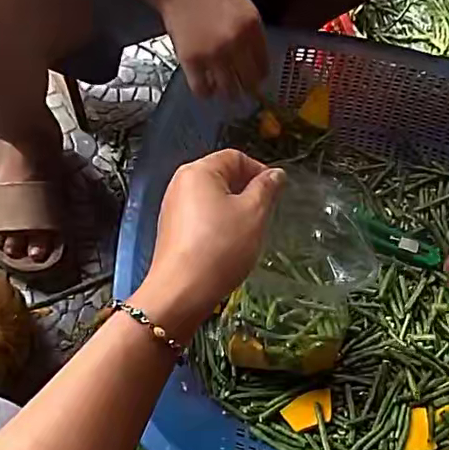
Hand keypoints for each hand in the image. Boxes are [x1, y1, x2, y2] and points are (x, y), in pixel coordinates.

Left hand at [134, 149, 284, 331]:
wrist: (182, 292)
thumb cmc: (218, 249)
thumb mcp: (253, 214)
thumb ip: (266, 189)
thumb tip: (275, 175)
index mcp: (198, 171)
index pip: (236, 157)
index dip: (260, 171)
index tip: (276, 192)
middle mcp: (180, 185)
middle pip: (222, 177)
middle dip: (247, 193)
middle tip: (264, 215)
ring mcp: (173, 209)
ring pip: (212, 201)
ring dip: (234, 213)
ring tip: (246, 235)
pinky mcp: (172, 233)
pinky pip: (201, 220)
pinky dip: (218, 228)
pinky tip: (228, 248)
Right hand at [153, 0, 268, 99]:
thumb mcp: (243, 9)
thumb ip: (252, 36)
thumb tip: (256, 67)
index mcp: (252, 28)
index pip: (263, 68)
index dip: (258, 78)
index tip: (253, 81)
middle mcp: (235, 42)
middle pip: (247, 83)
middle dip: (244, 89)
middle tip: (238, 90)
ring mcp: (213, 53)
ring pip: (227, 90)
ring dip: (225, 93)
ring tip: (221, 89)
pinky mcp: (191, 60)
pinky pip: (202, 89)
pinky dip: (205, 93)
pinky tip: (205, 87)